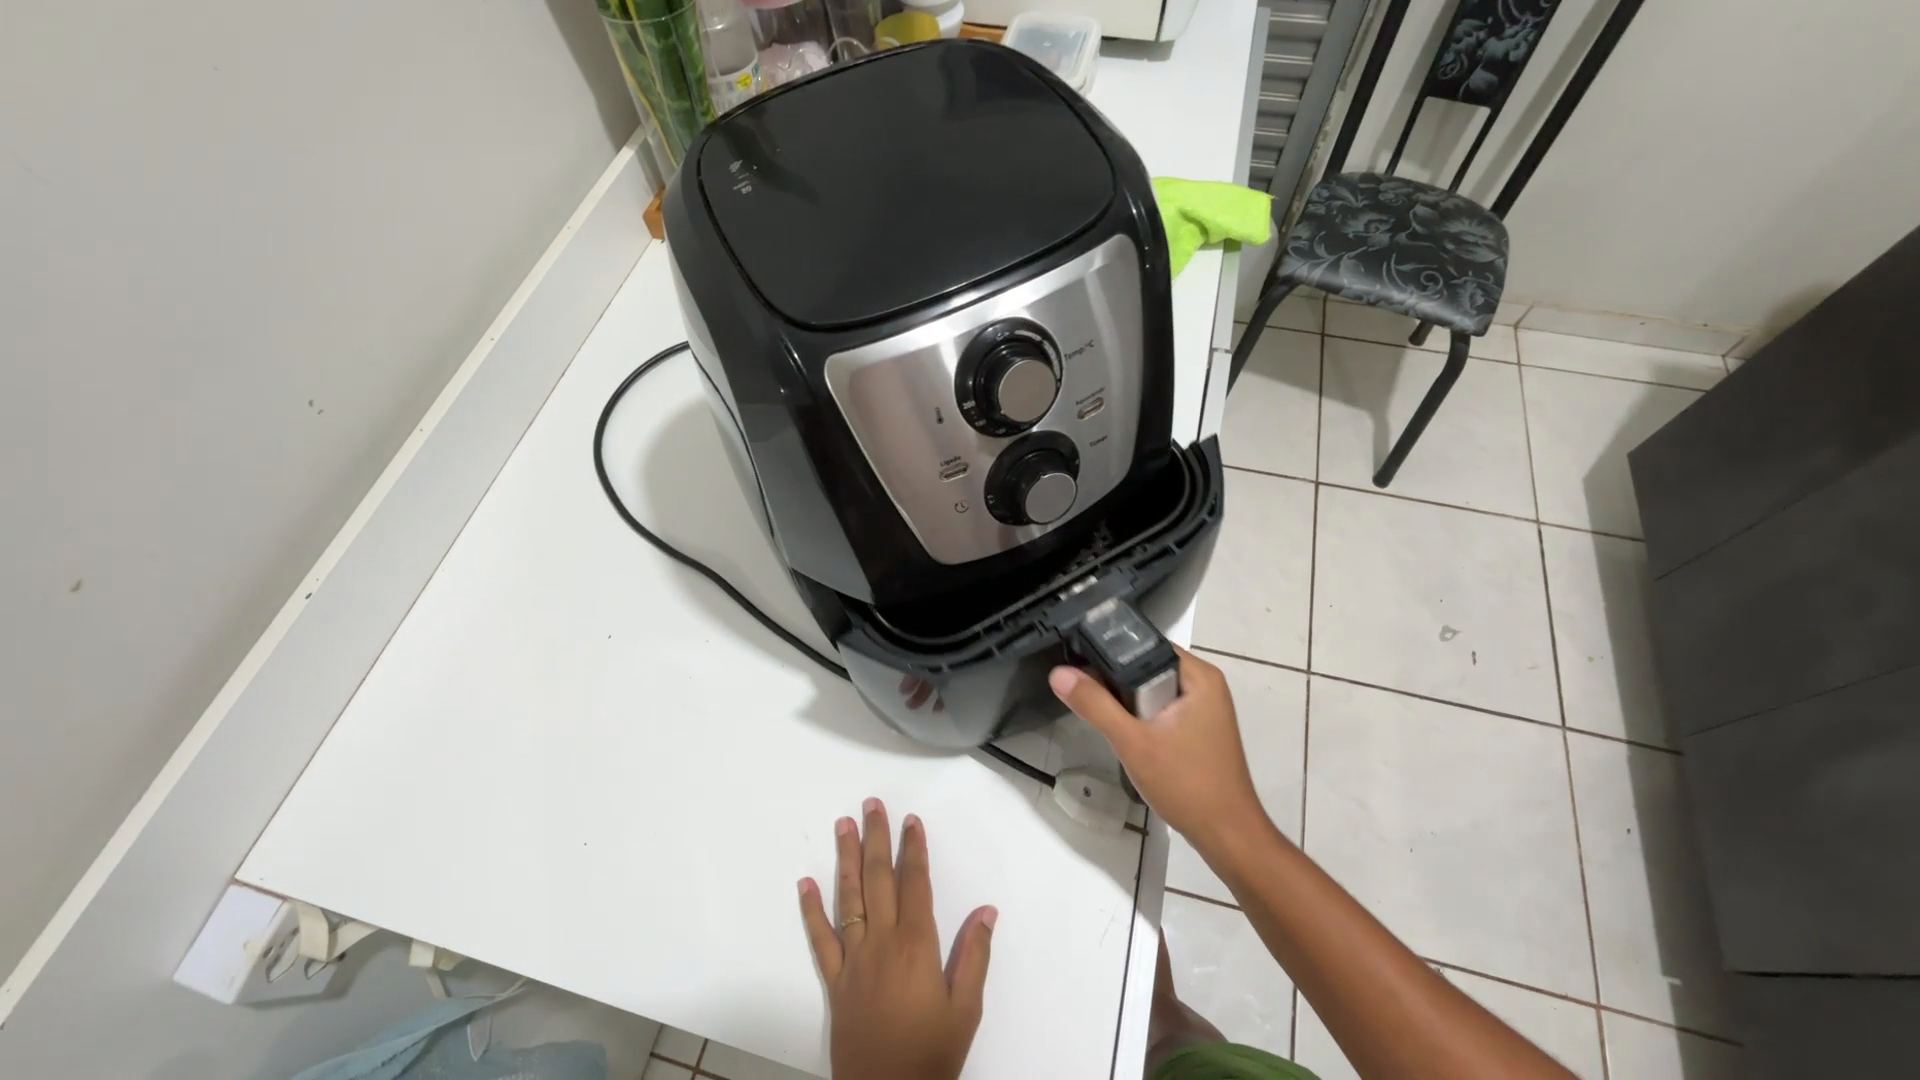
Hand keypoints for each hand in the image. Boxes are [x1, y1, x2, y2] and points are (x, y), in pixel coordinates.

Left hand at [798, 798, 996, 1079]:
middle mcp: (882, 943)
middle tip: (872, 805)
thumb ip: (975, 955)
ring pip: (849, 898)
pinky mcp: (835, 981)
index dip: (914, 850)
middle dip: (877, 839)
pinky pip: (820, 939)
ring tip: (843, 825)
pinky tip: (805, 884)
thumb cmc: (932, 1051)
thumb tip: (987, 910)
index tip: (912, 821)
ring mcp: (854, 960)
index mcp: (917, 945)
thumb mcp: (966, 1007)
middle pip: (879, 880)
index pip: (915, 884)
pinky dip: (811, 910)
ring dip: (846, 859)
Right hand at [1049, 648, 1263, 849]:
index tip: (1076, 663)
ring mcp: (1204, 709)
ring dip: (1126, 703)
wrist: (1227, 836)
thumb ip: (1095, 705)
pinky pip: (1160, 710)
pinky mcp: (1199, 731)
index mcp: (1199, 676)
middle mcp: (1205, 685)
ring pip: (1151, 691)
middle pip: (1146, 667)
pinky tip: (1125, 736)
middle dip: (1115, 680)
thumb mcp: (1133, 742)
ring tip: (1099, 715)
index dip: (1109, 651)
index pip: (1145, 644)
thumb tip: (1059, 673)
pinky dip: (1141, 719)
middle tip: (1083, 694)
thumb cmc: (1186, 784)